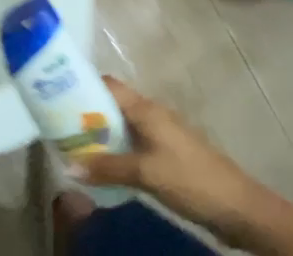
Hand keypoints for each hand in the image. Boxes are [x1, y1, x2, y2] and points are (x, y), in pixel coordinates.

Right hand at [68, 77, 275, 243]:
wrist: (236, 207)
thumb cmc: (190, 179)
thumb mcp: (146, 173)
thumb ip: (108, 167)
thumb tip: (69, 164)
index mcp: (148, 110)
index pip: (109, 85)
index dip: (83, 85)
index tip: (55, 92)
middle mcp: (152, 117)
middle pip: (113, 106)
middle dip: (85, 114)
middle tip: (56, 127)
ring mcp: (160, 137)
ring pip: (121, 128)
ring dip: (99, 136)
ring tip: (70, 148)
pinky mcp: (166, 157)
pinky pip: (131, 147)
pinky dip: (114, 153)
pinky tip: (100, 169)